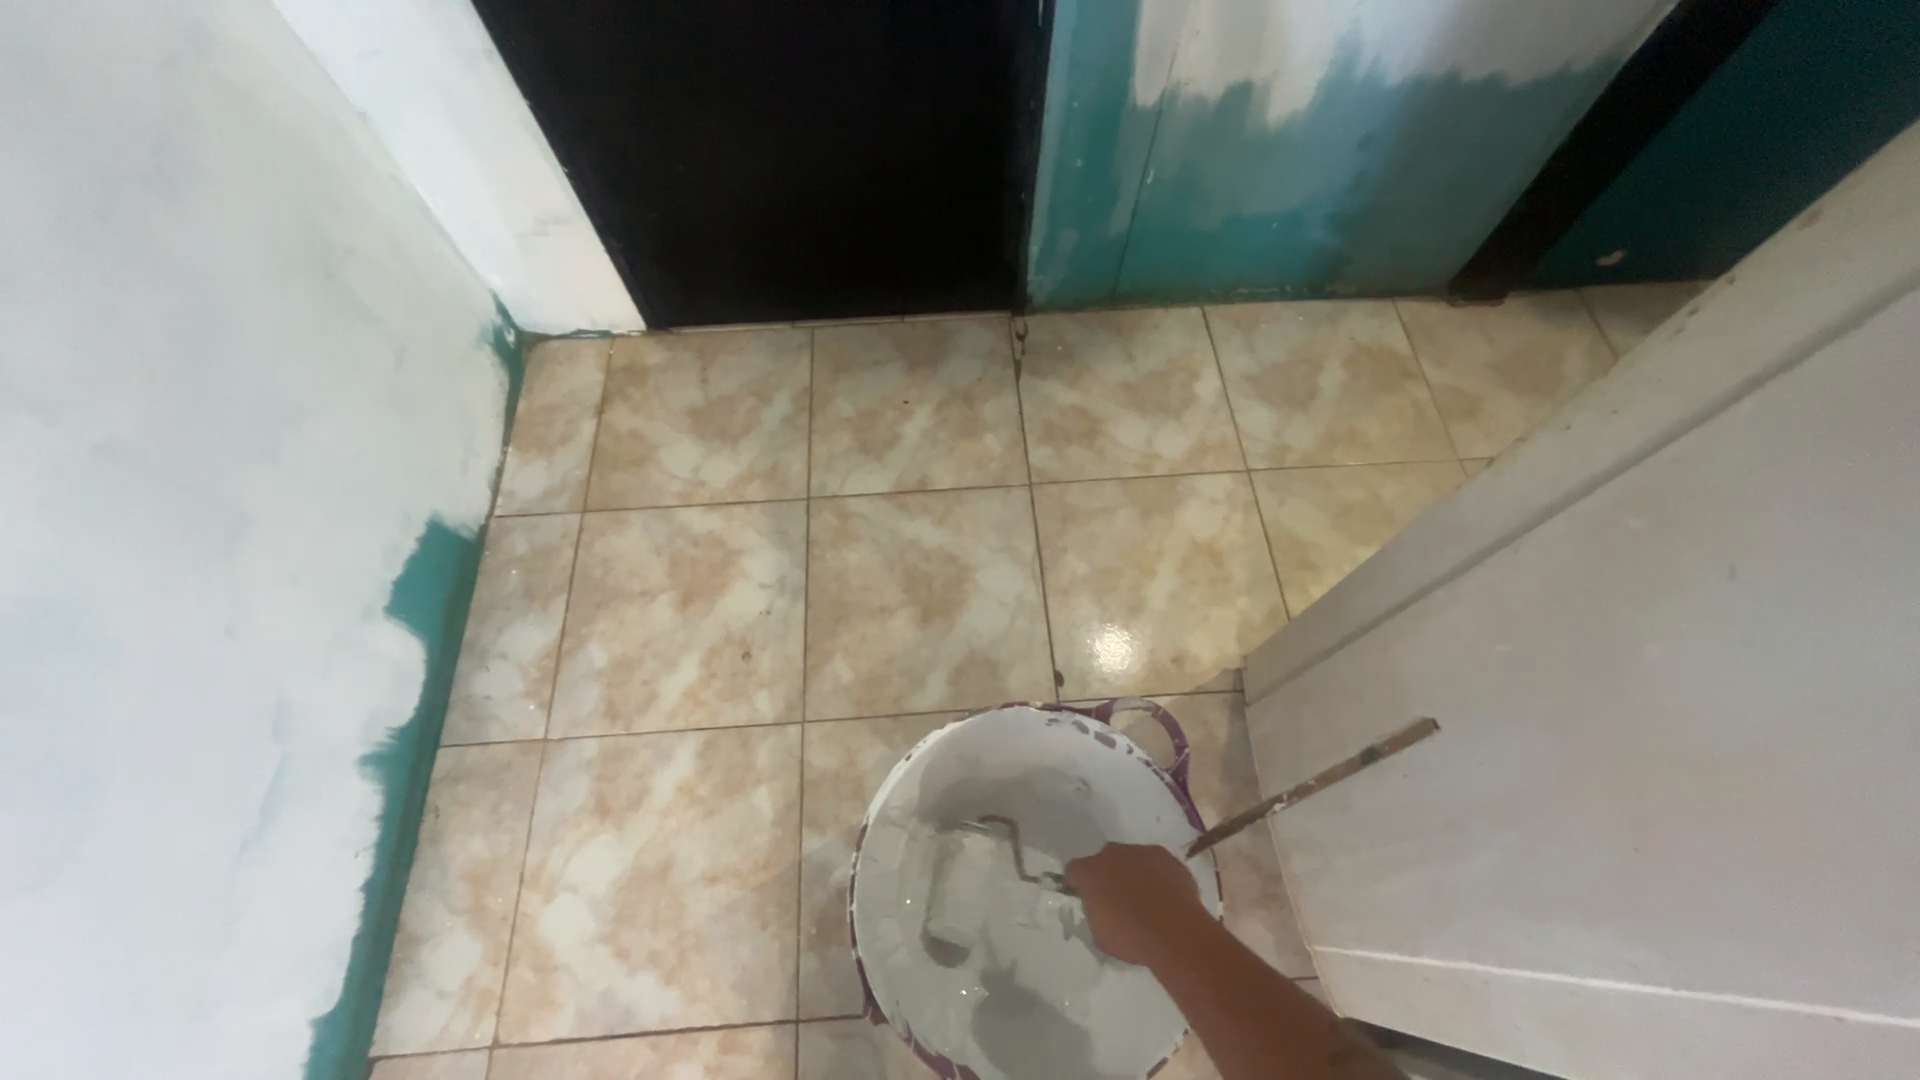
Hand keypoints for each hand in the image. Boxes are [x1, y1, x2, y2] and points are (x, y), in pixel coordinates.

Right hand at [1064, 842, 1206, 967]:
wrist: (1174, 932)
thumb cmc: (1132, 938)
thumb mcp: (1100, 935)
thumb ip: (1095, 913)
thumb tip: (1100, 908)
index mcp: (1090, 872)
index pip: (1074, 870)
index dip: (1079, 883)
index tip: (1086, 898)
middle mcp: (1112, 854)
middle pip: (1104, 860)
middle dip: (1108, 875)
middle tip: (1118, 899)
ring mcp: (1141, 852)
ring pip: (1131, 859)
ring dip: (1134, 874)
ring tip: (1146, 899)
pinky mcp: (1165, 856)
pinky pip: (1155, 863)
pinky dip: (1157, 876)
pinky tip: (1165, 896)